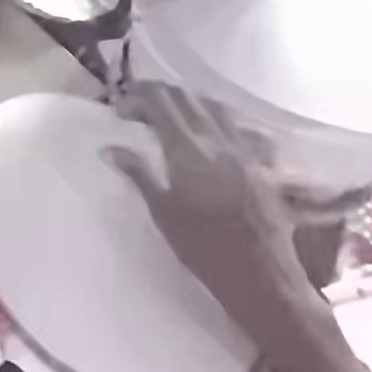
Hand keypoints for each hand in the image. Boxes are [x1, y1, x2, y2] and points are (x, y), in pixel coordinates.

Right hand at [106, 81, 301, 307]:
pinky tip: (211, 131)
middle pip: (186, 98)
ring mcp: (244, 149)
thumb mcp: (163, 212)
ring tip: (170, 112)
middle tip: (138, 105)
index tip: (120, 108)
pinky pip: (238, 126)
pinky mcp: (261, 163)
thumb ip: (138, 173)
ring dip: (188, 101)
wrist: (262, 278)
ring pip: (214, 106)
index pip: (161, 104)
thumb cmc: (204, 249)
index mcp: (187, 150)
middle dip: (159, 94)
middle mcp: (217, 141)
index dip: (137, 97)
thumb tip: (108, 147)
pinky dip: (217, 118)